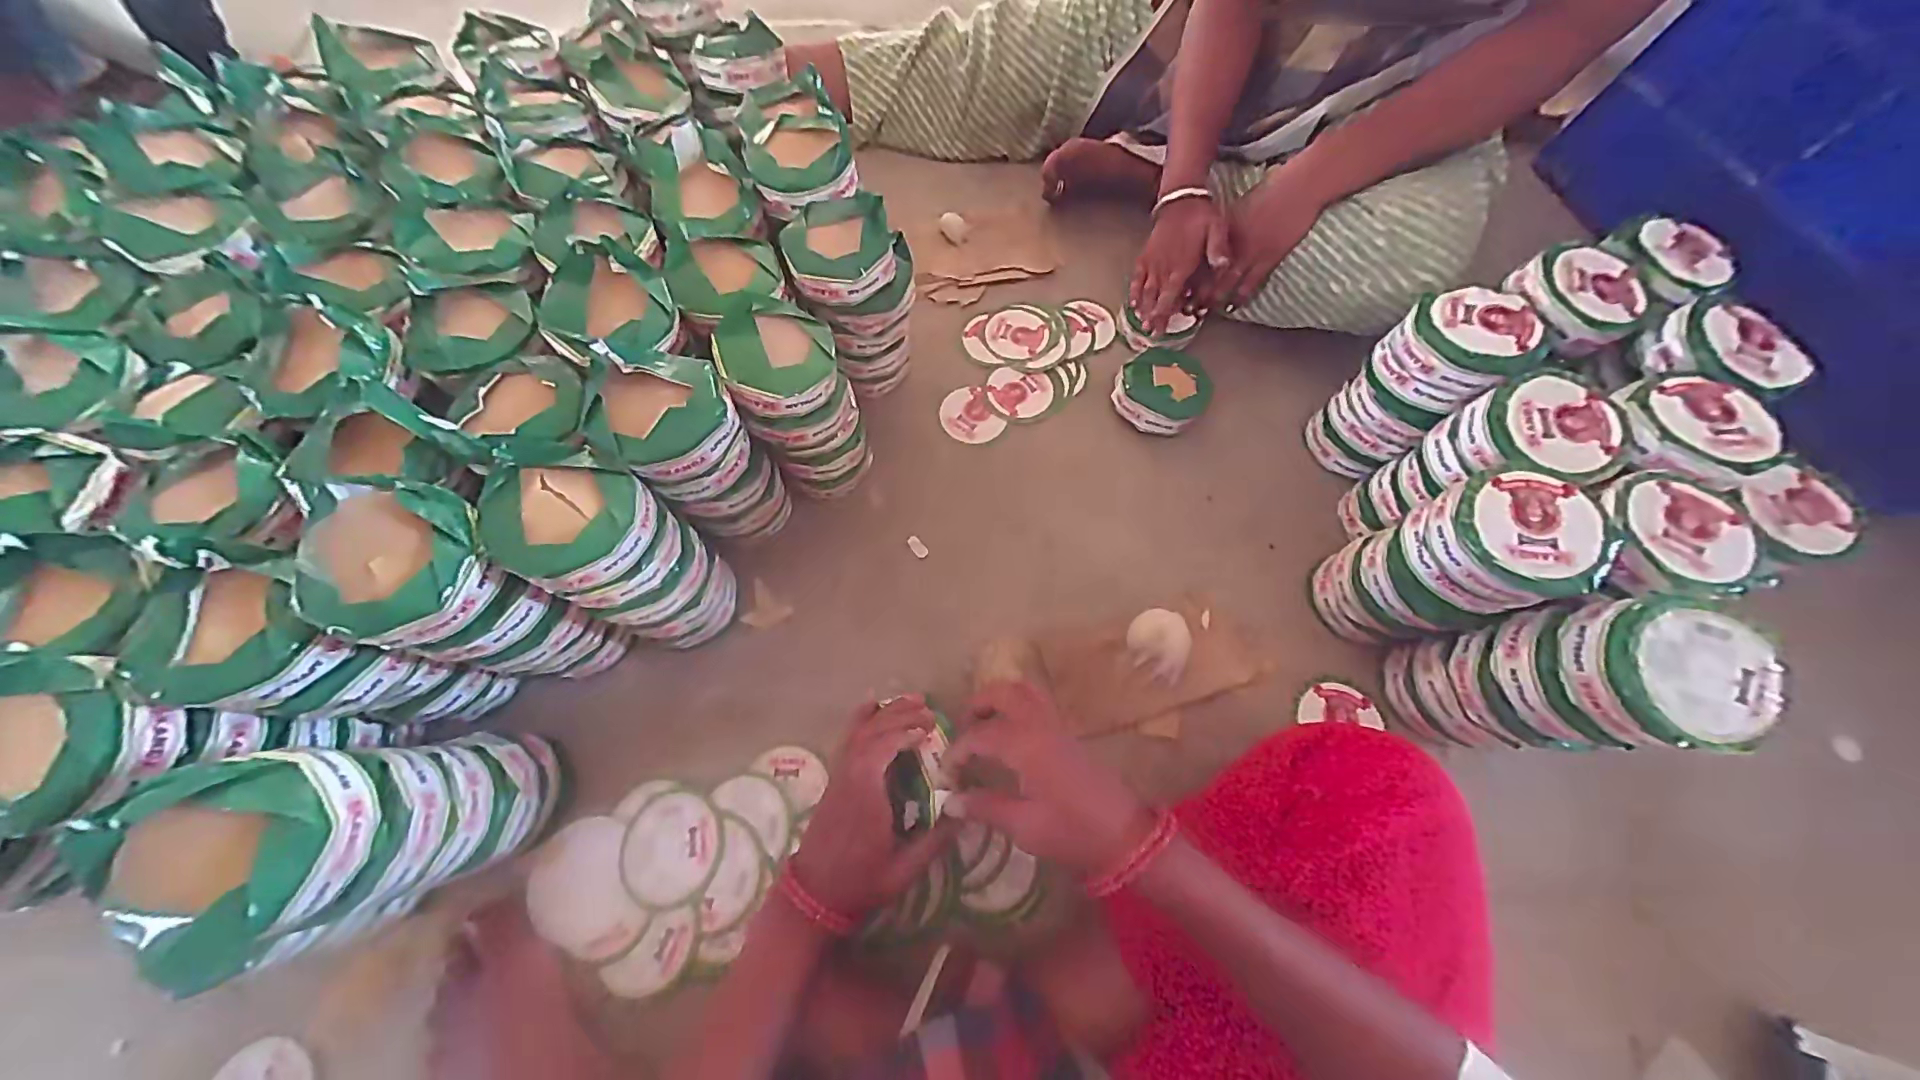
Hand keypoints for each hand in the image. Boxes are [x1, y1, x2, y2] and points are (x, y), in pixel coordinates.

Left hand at [788, 696, 955, 916]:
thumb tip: (964, 810)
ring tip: (911, 700)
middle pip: (872, 733)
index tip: (930, 729)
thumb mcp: (904, 870)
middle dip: (900, 716)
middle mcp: (849, 776)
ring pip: (858, 731)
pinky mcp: (835, 778)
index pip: (881, 748)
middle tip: (930, 711)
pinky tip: (872, 705)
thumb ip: (935, 840)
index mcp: (865, 794)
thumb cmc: (861, 882)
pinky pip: (847, 739)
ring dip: (884, 713)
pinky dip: (860, 719)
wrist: (814, 895)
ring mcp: (839, 775)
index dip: (905, 732)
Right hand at [943, 681, 1154, 875]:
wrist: (1124, 837)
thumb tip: (951, 800)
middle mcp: (1040, 725)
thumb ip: (985, 807)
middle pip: (1003, 692)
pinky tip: (1009, 738)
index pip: (979, 736)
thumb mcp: (1024, 826)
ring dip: (998, 700)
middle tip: (962, 732)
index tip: (946, 777)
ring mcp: (1057, 726)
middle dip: (976, 705)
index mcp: (1026, 745)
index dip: (956, 753)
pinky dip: (1016, 707)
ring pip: (1024, 691)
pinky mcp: (1068, 735)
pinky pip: (1037, 704)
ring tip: (983, 727)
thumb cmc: (1072, 832)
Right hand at [1130, 196, 1231, 333]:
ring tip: (1141, 324)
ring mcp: (1152, 262)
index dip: (1164, 314)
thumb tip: (1223, 266)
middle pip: (1155, 298)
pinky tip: (1133, 304)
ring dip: (1143, 309)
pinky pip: (1137, 277)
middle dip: (1153, 317)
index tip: (1160, 328)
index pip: (1170, 296)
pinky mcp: (1146, 256)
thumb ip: (1218, 249)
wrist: (1181, 199)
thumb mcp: (1217, 228)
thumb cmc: (1201, 216)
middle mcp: (1163, 267)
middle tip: (1151, 334)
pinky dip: (1134, 291)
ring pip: (1145, 291)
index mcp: (1180, 265)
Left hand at [1198, 167, 1326, 311]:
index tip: (1182, 288)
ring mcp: (1251, 253)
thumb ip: (1230, 226)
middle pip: (1211, 273)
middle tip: (1187, 307)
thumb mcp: (1242, 206)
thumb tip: (1221, 241)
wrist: (1300, 187)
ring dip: (1215, 298)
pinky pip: (1251, 283)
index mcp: (1225, 230)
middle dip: (1198, 292)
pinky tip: (1233, 307)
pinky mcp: (1269, 258)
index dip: (1192, 274)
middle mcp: (1233, 244)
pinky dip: (1241, 296)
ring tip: (1204, 312)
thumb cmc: (1274, 190)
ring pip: (1227, 281)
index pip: (1203, 258)